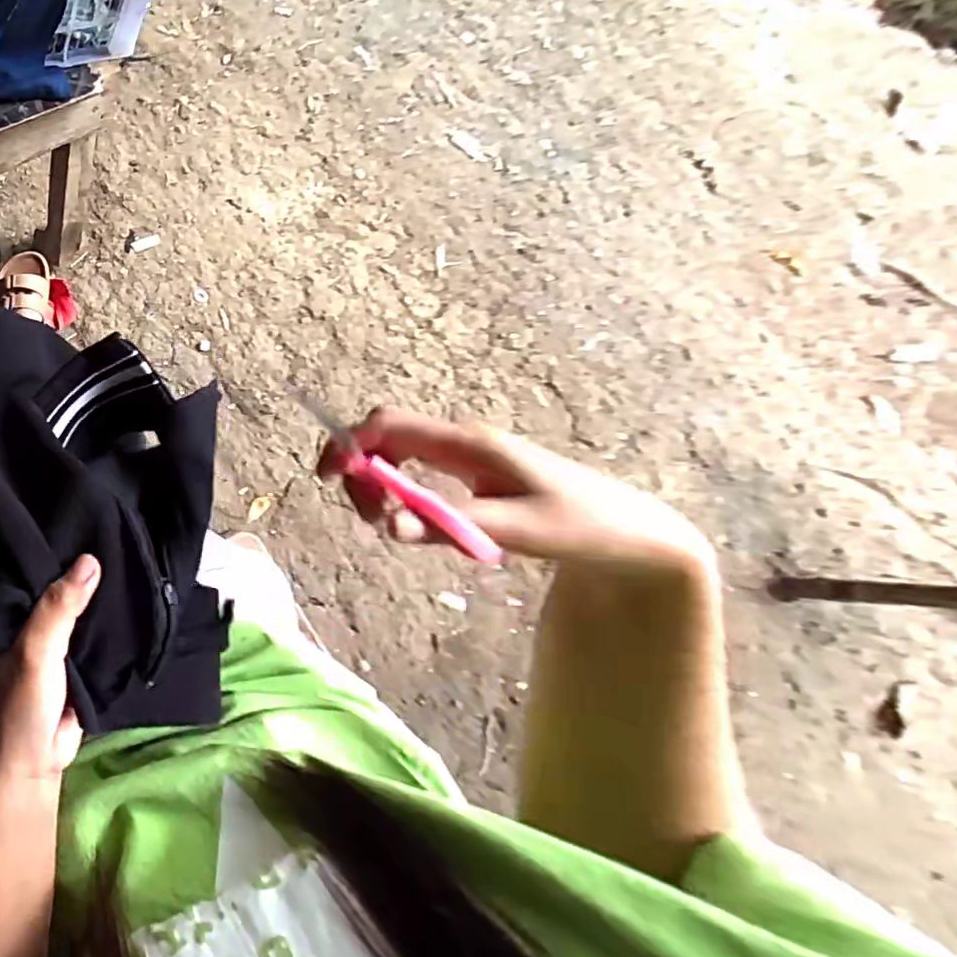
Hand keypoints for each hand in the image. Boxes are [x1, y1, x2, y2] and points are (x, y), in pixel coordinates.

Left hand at [0, 557, 98, 956]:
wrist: (31, 771)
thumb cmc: (21, 706)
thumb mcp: (36, 651)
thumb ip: (58, 609)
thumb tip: (90, 560)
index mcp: (9, 624)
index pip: (33, 579)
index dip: (54, 555)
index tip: (82, 524)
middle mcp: (27, 635)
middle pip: (58, 599)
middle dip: (80, 578)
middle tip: (114, 537)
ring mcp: (51, 656)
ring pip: (77, 623)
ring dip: (95, 605)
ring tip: (126, 563)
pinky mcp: (73, 677)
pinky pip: (91, 647)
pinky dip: (104, 634)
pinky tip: (126, 609)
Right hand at [317, 407, 713, 577]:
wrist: (628, 531)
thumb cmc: (578, 526)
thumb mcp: (513, 530)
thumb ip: (446, 526)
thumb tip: (387, 525)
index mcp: (465, 443)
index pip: (387, 424)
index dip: (349, 443)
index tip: (329, 478)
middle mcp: (456, 440)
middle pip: (381, 437)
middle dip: (359, 472)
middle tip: (372, 518)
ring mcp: (460, 453)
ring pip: (392, 454)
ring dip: (376, 485)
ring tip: (392, 524)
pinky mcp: (464, 470)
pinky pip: (411, 470)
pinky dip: (397, 492)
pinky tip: (415, 519)